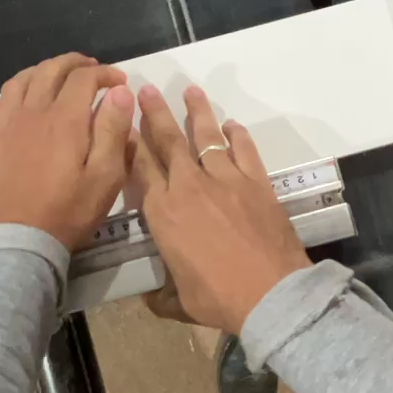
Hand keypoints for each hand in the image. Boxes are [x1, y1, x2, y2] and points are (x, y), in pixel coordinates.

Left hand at [0, 53, 134, 250]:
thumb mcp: (106, 175)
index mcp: (63, 118)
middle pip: (50, 70)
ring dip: (41, 72)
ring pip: (19, 81)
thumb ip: (113, 129)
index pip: (84, 78)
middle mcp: (32, 113)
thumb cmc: (70, 210)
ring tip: (57, 77)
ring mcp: (6, 127)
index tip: (121, 83)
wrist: (24, 240)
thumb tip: (120, 92)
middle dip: (75, 64)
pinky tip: (18, 104)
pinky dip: (7, 97)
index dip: (105, 74)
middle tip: (93, 70)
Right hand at [129, 83, 310, 334]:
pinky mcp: (257, 182)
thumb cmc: (218, 299)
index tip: (122, 122)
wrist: (270, 294)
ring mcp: (226, 180)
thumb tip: (150, 298)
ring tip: (190, 91)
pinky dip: (237, 135)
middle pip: (169, 141)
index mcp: (163, 213)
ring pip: (207, 136)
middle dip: (155, 113)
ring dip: (197, 112)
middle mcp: (190, 187)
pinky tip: (232, 126)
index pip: (140, 168)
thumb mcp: (179, 303)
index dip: (129, 143)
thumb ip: (161, 295)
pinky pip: (244, 150)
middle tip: (145, 89)